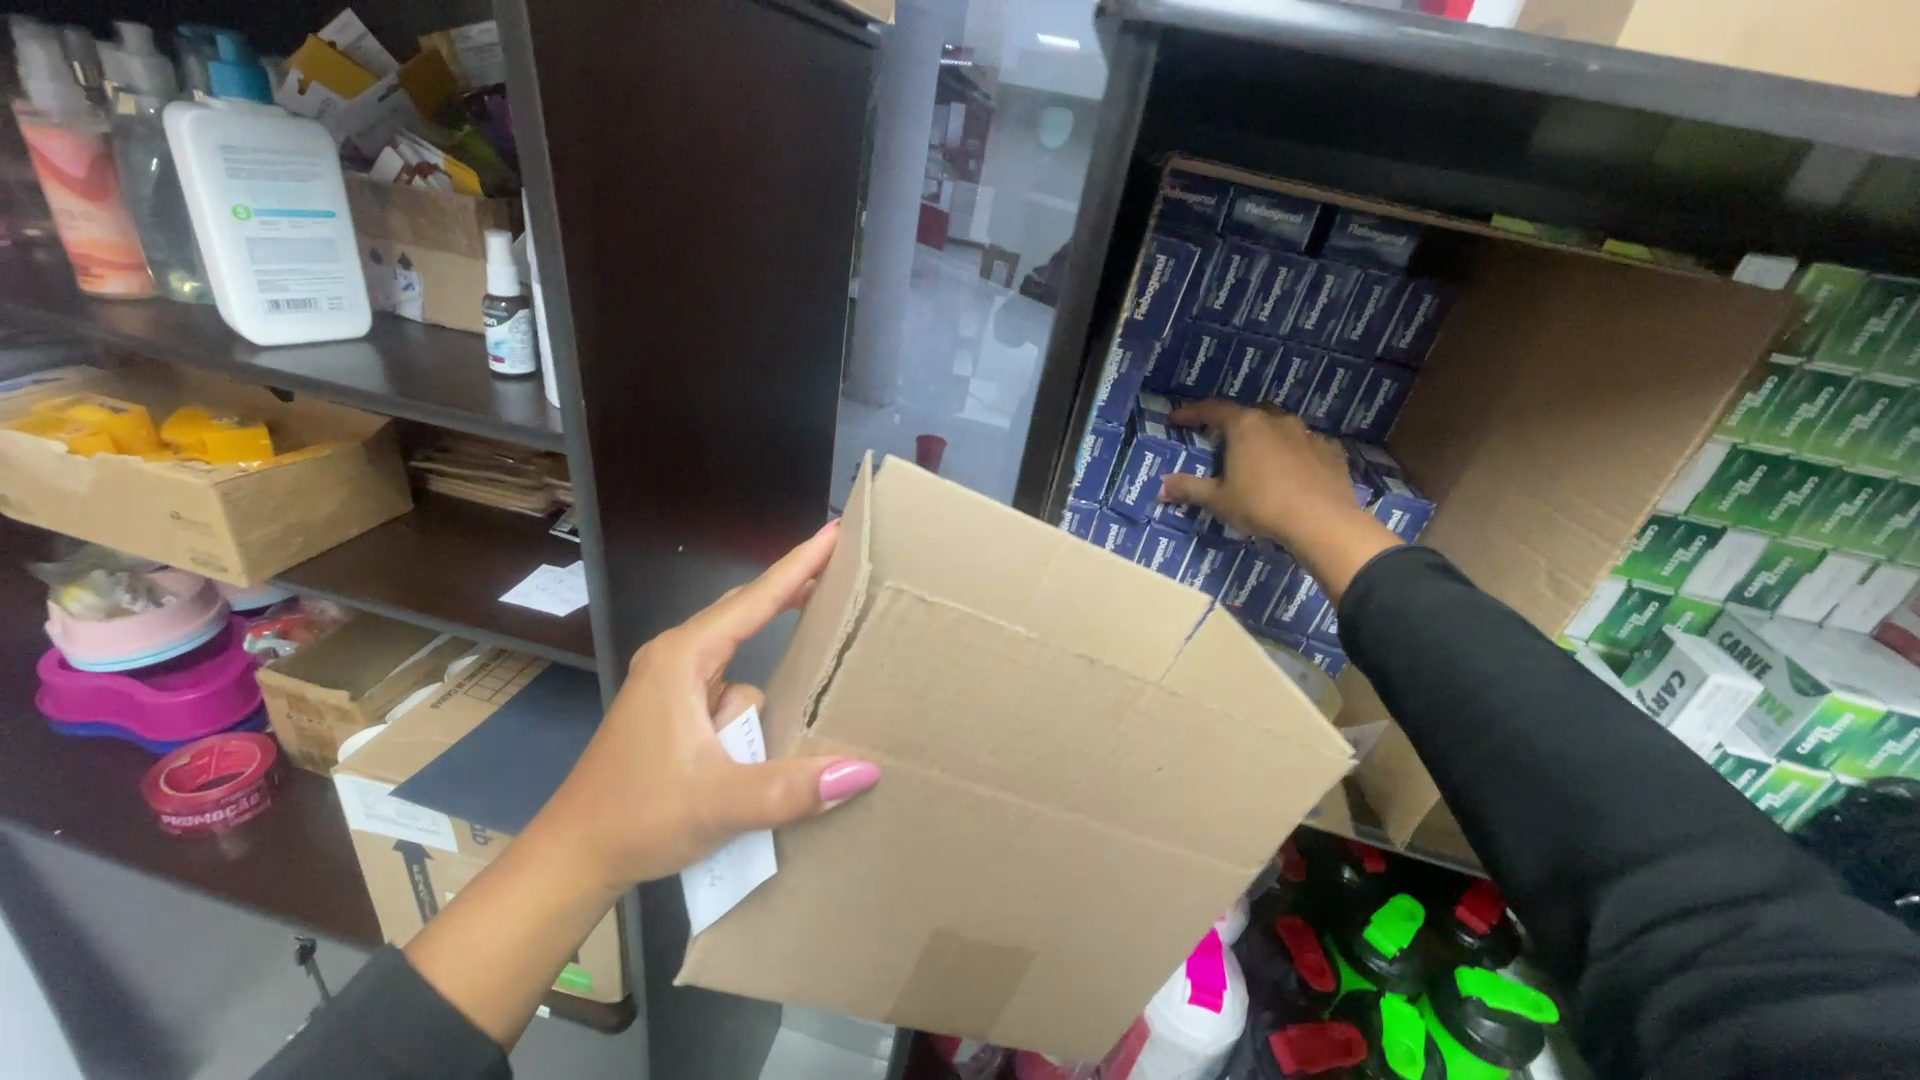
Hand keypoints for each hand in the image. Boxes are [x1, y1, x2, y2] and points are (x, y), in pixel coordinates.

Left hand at [536, 519, 881, 890]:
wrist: (574, 857)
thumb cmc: (637, 816)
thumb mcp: (720, 803)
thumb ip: (792, 788)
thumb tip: (864, 770)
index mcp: (683, 659)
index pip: (755, 600)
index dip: (798, 565)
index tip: (834, 533)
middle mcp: (677, 661)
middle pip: (748, 618)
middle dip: (792, 604)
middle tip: (844, 584)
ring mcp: (673, 688)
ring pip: (742, 673)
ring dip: (763, 702)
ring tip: (782, 728)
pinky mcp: (676, 716)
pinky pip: (730, 698)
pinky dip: (749, 719)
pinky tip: (755, 754)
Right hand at [1162, 400, 1400, 602]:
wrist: (1322, 521)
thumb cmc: (1262, 505)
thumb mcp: (1218, 500)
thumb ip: (1189, 489)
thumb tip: (1161, 486)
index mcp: (1245, 426)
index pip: (1212, 410)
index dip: (1191, 413)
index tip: (1175, 419)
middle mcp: (1277, 420)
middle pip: (1249, 414)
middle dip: (1233, 424)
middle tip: (1222, 442)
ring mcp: (1308, 433)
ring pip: (1281, 427)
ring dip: (1267, 437)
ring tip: (1260, 458)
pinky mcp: (1331, 451)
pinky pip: (1308, 445)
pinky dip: (1296, 453)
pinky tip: (1294, 471)